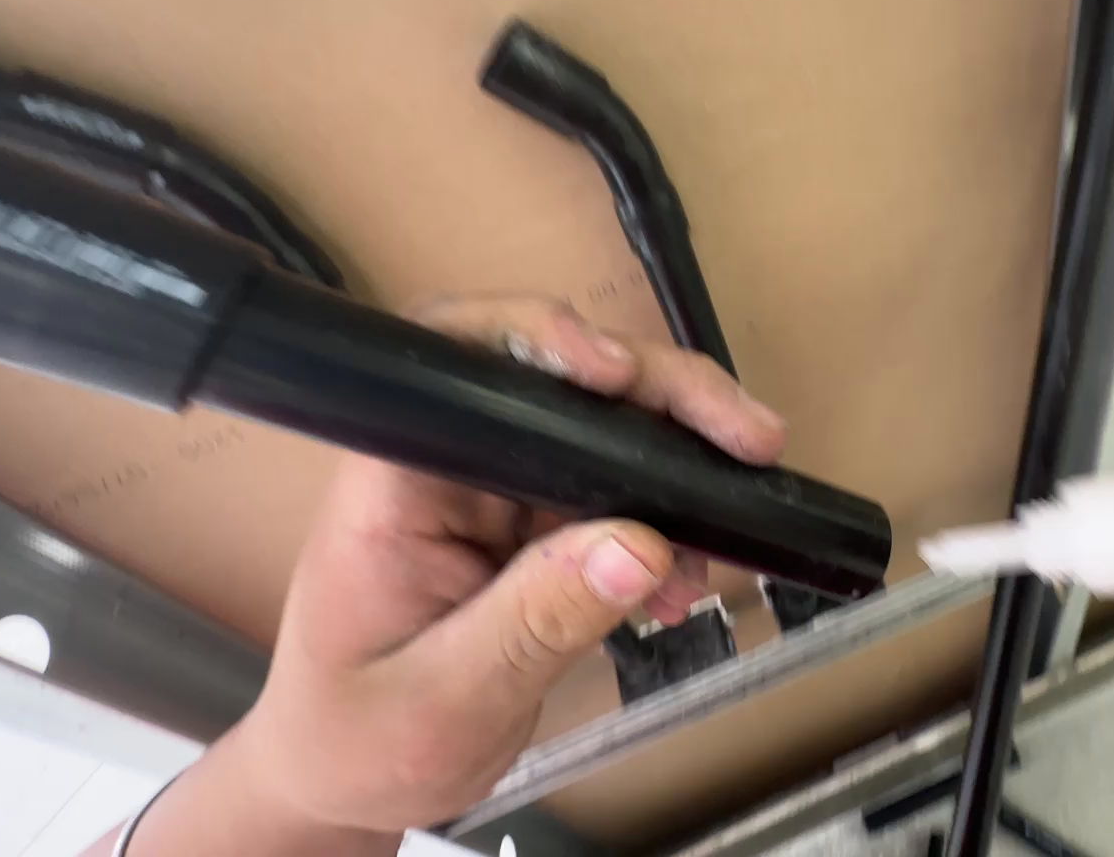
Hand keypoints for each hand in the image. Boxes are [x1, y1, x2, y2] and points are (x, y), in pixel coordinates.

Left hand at [104, 297, 786, 855]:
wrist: (363, 775)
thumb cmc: (362, 741)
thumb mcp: (441, 702)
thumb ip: (534, 622)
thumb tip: (640, 546)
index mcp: (403, 477)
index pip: (459, 357)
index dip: (542, 337)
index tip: (619, 374)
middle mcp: (463, 460)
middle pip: (568, 379)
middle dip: (664, 393)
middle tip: (750, 437)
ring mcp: (512, 484)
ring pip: (615, 427)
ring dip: (686, 458)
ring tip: (726, 532)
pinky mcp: (550, 516)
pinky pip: (629, 489)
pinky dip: (676, 519)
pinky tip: (689, 576)